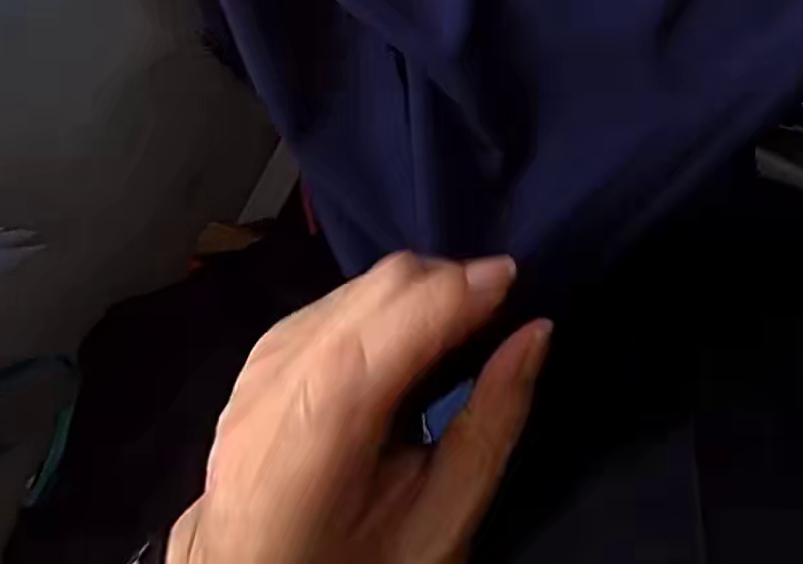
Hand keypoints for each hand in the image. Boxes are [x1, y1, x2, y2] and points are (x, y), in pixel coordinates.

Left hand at [168, 252, 550, 563]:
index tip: (513, 277)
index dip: (456, 290)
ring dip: (423, 287)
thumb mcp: (439, 525)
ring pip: (364, 282)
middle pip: (380, 288)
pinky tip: (408, 337)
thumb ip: (492, 421)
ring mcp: (267, 356)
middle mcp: (279, 379)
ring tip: (458, 322)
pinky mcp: (266, 344)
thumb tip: (535, 331)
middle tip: (495, 305)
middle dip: (448, 279)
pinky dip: (390, 301)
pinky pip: (344, 295)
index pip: (390, 328)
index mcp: (312, 439)